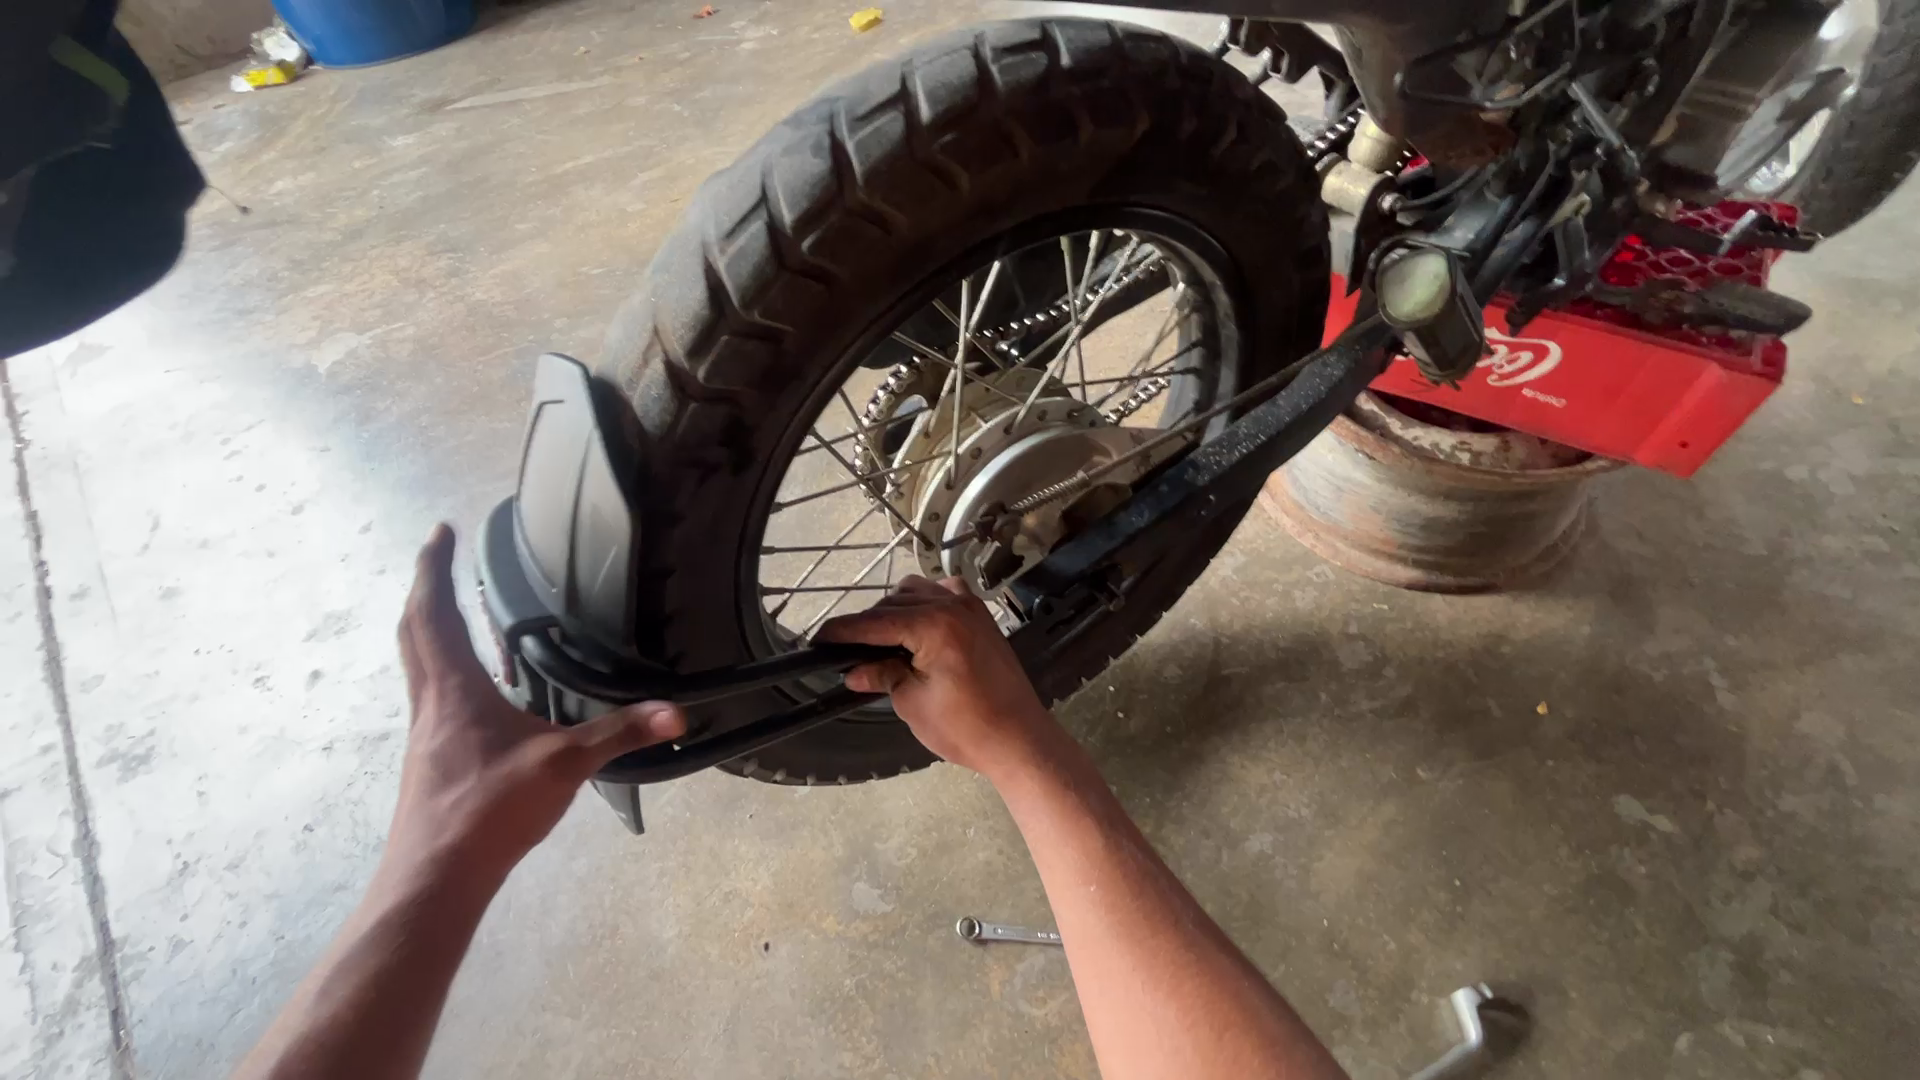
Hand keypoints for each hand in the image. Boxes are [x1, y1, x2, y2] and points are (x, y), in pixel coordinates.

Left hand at [389, 525, 685, 882]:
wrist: (434, 881)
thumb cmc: (489, 811)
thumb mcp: (564, 766)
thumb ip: (621, 734)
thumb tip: (677, 714)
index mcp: (454, 691)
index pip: (436, 615)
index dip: (435, 570)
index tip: (442, 532)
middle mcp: (432, 703)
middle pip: (414, 633)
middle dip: (426, 589)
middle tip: (441, 556)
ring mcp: (428, 733)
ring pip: (419, 663)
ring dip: (431, 627)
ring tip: (459, 608)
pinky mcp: (434, 757)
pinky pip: (434, 691)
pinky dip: (446, 665)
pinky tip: (478, 682)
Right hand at [816, 575, 1056, 775]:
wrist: (1018, 738)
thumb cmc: (967, 727)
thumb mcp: (913, 703)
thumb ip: (882, 676)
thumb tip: (853, 670)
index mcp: (935, 625)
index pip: (876, 621)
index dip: (844, 630)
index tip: (820, 638)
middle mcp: (953, 605)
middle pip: (894, 602)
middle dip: (868, 624)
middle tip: (848, 650)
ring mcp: (971, 607)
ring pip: (917, 591)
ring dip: (895, 610)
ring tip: (880, 641)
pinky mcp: (981, 616)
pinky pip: (944, 593)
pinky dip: (925, 602)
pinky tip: (916, 625)